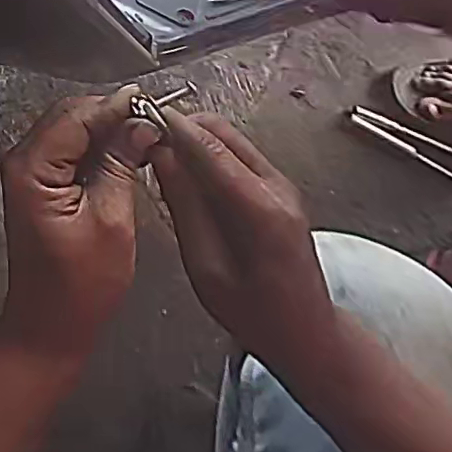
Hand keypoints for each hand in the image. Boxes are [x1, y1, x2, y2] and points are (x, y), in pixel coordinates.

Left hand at [0, 88, 160, 365]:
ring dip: (107, 128)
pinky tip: (126, 150)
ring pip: (72, 129)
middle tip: (153, 118)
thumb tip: (142, 124)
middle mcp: (23, 160)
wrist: (48, 328)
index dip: (115, 106)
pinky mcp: (40, 182)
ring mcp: (29, 170)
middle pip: (71, 115)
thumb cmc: (78, 288)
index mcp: (32, 167)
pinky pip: (71, 148)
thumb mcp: (111, 222)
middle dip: (112, 113)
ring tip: (146, 131)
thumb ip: (122, 164)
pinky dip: (98, 145)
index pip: (76, 116)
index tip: (151, 103)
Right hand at [151, 110, 338, 374]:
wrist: (308, 334)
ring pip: (229, 137)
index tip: (144, 118)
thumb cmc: (258, 315)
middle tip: (148, 139)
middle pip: (221, 132)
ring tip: (161, 157)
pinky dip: (206, 152)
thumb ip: (185, 208)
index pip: (211, 149)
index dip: (174, 128)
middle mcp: (277, 187)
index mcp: (262, 210)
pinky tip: (187, 174)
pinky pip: (236, 153)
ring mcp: (281, 184)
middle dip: (182, 127)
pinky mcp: (277, 186)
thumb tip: (162, 158)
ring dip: (193, 138)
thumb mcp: (206, 268)